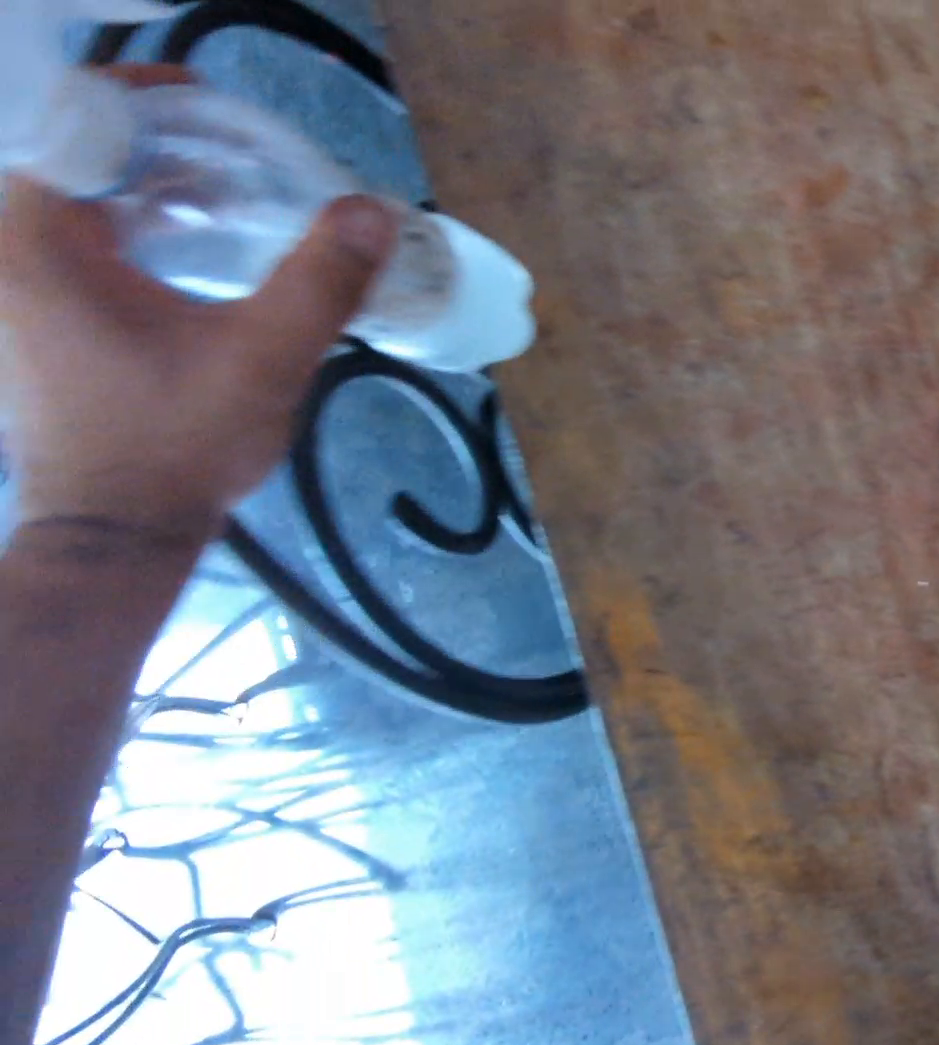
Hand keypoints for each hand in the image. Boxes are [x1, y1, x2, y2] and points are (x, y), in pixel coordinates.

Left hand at [0, 65, 396, 547]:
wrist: (124, 521)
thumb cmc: (182, 437)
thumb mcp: (267, 357)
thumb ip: (320, 281)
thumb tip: (371, 210)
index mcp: (33, 236)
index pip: (67, 118)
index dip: (143, 97)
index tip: (217, 106)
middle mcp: (8, 245)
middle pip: (72, 152)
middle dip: (158, 141)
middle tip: (243, 154)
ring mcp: (20, 281)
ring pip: (78, 195)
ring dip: (153, 184)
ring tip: (236, 197)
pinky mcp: (43, 312)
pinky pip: (82, 236)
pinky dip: (140, 225)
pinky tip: (203, 251)